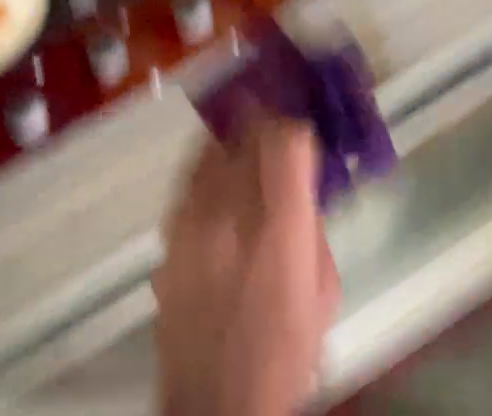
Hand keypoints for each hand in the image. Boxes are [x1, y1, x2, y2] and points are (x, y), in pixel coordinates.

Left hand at [155, 109, 339, 415]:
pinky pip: (187, 184)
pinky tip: (220, 169)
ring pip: (210, 152)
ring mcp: (191, 230)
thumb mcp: (324, 288)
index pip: (286, 140)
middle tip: (281, 105)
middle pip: (245, 136)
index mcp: (280, 228)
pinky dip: (208, 165)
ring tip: (248, 125)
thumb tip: (305, 188)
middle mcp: (231, 218)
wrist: (217, 404)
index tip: (308, 117)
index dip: (299, 120)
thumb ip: (312, 228)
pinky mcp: (167, 246)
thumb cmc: (287, 349)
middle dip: (267, 115)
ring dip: (234, 133)